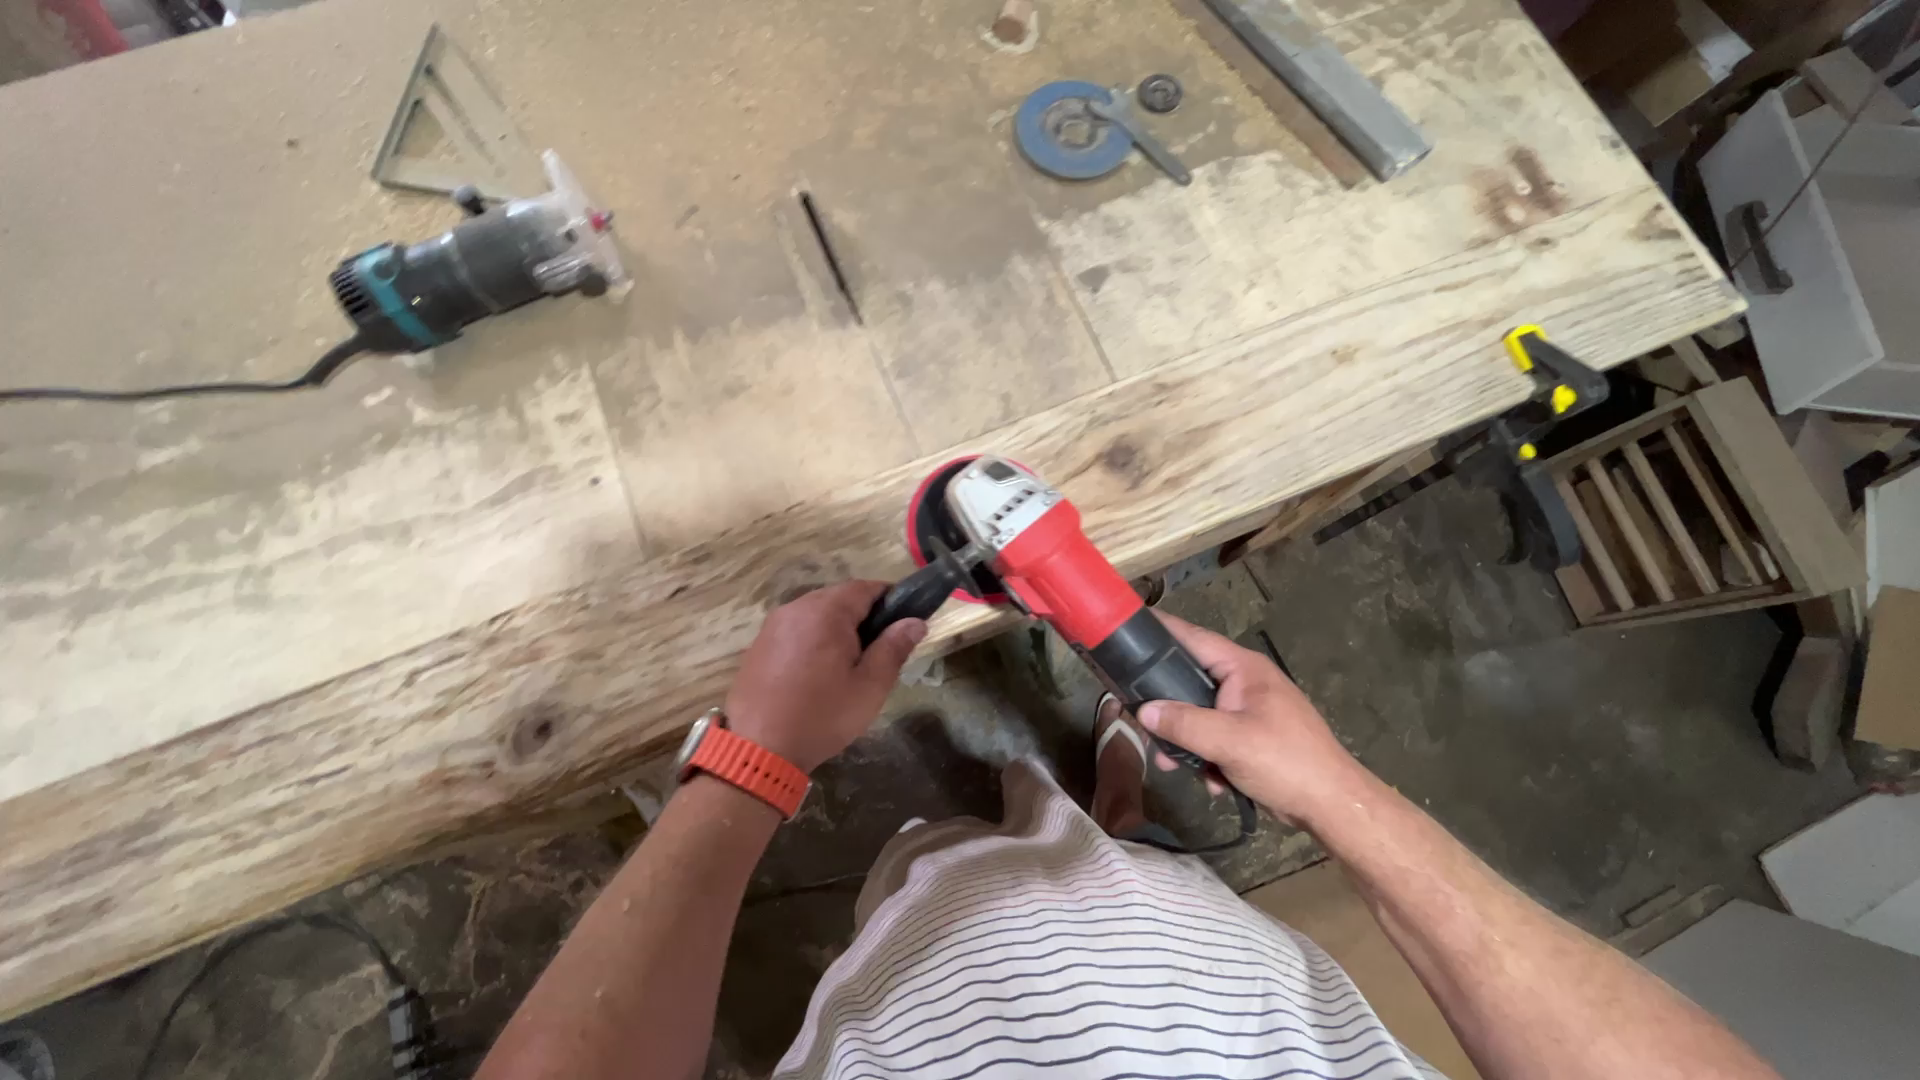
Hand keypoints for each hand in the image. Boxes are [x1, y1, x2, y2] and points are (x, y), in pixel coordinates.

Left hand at [724, 581, 925, 772]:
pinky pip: (795, 631)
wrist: (758, 750)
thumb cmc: (822, 716)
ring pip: (815, 614)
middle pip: (838, 598)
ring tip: (848, 665)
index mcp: (826, 612)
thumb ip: (894, 648)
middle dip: (862, 616)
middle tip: (878, 650)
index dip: (890, 599)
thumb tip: (916, 621)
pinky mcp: (758, 645)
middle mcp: (796, 608)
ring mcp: (772, 626)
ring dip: (836, 629)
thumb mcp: (870, 686)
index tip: (904, 622)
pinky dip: (812, 641)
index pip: (865, 587)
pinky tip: (816, 673)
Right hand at [1138, 613, 1371, 827]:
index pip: (1193, 637)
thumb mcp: (1229, 741)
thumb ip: (1183, 724)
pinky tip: (1211, 783)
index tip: (1123, 629)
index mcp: (1243, 669)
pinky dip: (1206, 758)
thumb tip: (1142, 711)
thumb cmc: (1286, 762)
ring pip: (1198, 715)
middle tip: (1139, 721)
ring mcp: (1248, 711)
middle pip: (1189, 681)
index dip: (1159, 631)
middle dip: (1165, 706)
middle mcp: (1244, 683)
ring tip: (1171, 765)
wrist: (1333, 807)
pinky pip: (1214, 738)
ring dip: (1184, 741)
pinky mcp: (1251, 737)